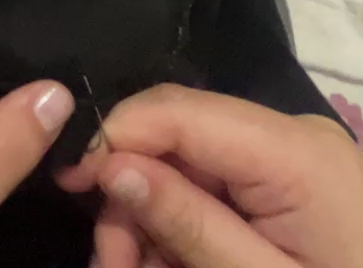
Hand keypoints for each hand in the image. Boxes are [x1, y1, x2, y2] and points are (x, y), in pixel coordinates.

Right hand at [58, 84, 362, 267]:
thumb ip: (187, 223)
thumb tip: (108, 165)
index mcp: (297, 152)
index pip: (176, 110)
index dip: (113, 136)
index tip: (65, 181)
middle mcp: (293, 136)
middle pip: (176, 137)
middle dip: (133, 195)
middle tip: (110, 264)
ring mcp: (295, 159)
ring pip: (187, 164)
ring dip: (152, 219)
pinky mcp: (294, 185)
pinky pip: (216, 187)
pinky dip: (184, 226)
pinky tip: (173, 263)